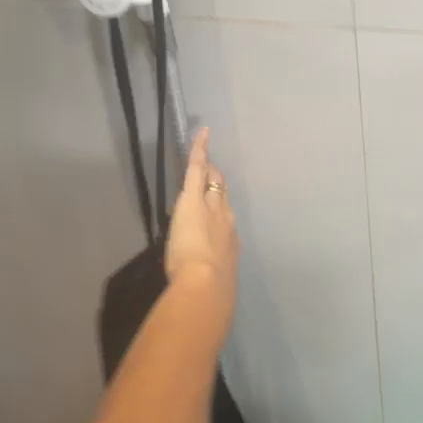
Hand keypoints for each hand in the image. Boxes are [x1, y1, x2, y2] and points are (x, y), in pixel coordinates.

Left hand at [165, 129, 237, 306]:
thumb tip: (206, 272)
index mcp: (229, 240)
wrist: (208, 283)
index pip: (224, 216)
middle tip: (209, 171)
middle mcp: (225, 218)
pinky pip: (198, 168)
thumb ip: (210, 269)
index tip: (217, 200)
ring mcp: (211, 205)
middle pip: (222, 194)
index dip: (220, 205)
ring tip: (203, 156)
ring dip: (208, 170)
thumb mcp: (214, 278)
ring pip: (211, 181)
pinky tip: (202, 135)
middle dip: (215, 182)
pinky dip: (200, 150)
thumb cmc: (211, 288)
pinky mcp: (193, 197)